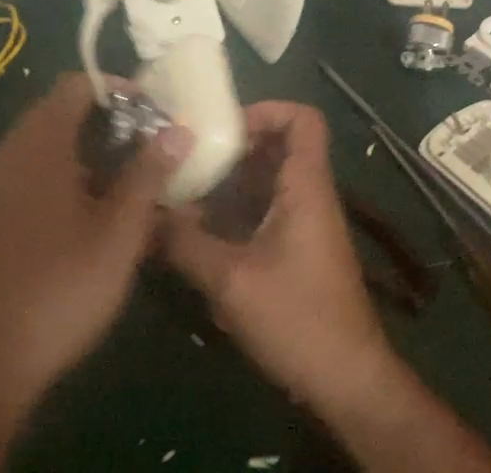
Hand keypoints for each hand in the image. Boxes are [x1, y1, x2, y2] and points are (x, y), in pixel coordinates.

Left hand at [0, 73, 193, 410]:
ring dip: (89, 150)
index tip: (154, 112)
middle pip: (60, 112)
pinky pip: (32, 173)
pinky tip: (93, 213)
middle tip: (149, 146)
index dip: (117, 89)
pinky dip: (66, 174)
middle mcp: (11, 156)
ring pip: (47, 145)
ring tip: (130, 181)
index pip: (75, 87)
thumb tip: (179, 129)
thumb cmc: (61, 290)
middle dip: (108, 121)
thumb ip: (148, 176)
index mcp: (39, 148)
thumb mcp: (119, 235)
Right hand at [161, 101, 392, 408]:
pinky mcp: (297, 251)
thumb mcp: (230, 281)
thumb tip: (144, 214)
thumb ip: (185, 243)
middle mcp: (309, 196)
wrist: (347, 380)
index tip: (221, 128)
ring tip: (183, 191)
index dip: (265, 110)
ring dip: (229, 182)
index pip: (303, 119)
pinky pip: (265, 212)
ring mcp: (305, 225)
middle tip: (188, 158)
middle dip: (233, 147)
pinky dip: (235, 211)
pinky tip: (198, 232)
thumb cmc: (297, 320)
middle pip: (277, 147)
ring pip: (268, 181)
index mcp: (306, 187)